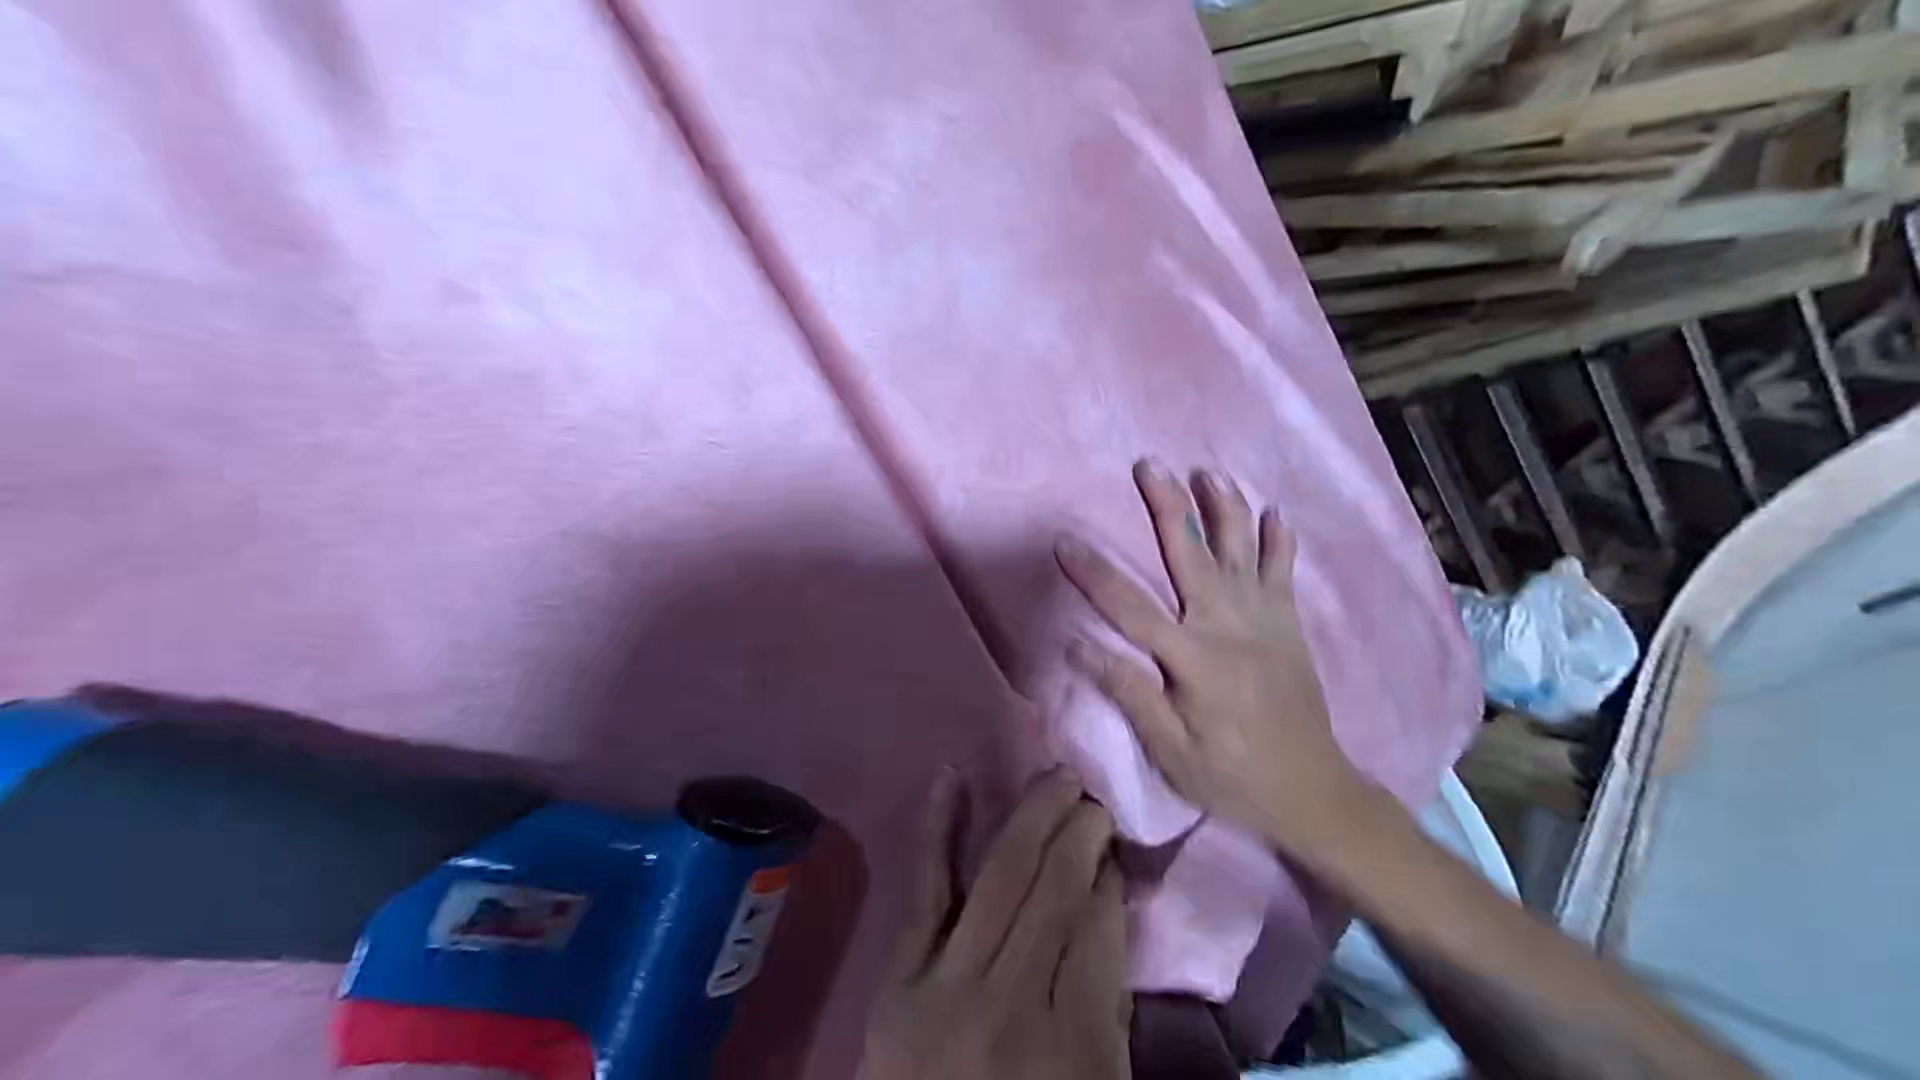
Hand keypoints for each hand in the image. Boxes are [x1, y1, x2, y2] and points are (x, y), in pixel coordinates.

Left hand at [861, 771, 1129, 1079]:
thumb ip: (1109, 1013)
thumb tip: (1106, 918)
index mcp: (1074, 1047)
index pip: (1099, 930)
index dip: (1110, 877)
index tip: (1114, 846)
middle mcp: (1014, 1004)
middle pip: (1054, 892)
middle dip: (1080, 831)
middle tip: (1094, 794)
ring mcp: (948, 984)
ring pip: (1001, 877)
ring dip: (1033, 817)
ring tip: (1057, 777)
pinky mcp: (899, 977)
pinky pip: (924, 889)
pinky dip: (937, 829)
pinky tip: (951, 776)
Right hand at [1055, 460, 1369, 854]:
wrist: (1312, 792)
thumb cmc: (1231, 776)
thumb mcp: (1171, 750)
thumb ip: (1129, 692)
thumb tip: (1079, 646)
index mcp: (1193, 660)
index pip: (1130, 607)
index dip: (1094, 573)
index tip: (1065, 541)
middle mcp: (1230, 628)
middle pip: (1192, 556)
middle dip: (1168, 507)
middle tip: (1149, 465)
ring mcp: (1265, 623)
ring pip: (1242, 552)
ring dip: (1225, 508)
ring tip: (1209, 472)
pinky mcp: (1289, 627)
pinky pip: (1284, 574)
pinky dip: (1279, 541)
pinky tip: (1275, 512)